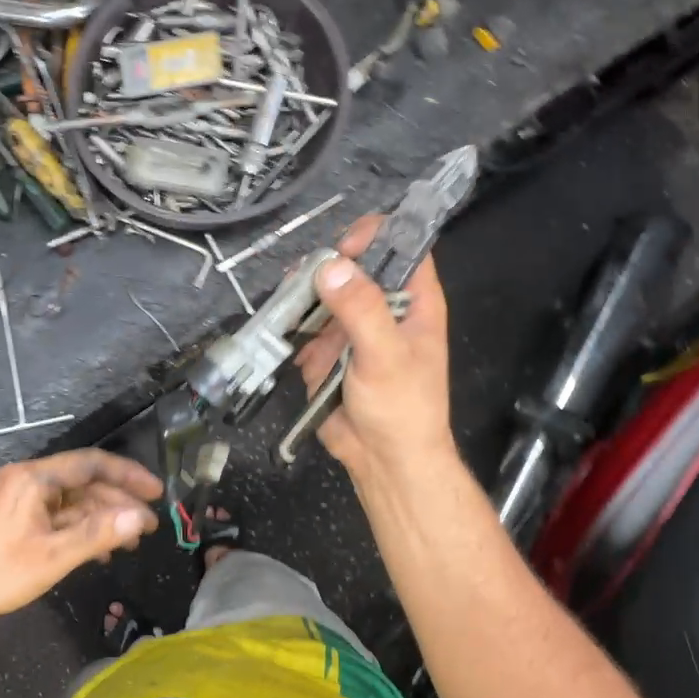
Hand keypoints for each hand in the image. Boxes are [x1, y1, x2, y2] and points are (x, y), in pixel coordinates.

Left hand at [0, 449, 162, 622]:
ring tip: (130, 543)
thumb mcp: (54, 557)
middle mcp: (25, 479)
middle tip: (149, 526)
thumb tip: (140, 517)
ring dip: (101, 518)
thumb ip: (98, 534)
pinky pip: (57, 514)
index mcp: (32, 479)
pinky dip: (80, 528)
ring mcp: (19, 498)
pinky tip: (99, 551)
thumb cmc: (0, 574)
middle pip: (83, 482)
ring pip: (72, 500)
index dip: (128, 475)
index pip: (90, 463)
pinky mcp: (16, 516)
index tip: (156, 492)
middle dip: (118, 503)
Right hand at [295, 214, 456, 481]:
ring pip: (323, 299)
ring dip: (303, 299)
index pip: (401, 247)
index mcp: (413, 302)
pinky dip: (293, 331)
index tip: (343, 247)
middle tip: (301, 278)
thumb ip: (360, 309)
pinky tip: (285, 335)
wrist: (384, 460)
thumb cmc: (401, 406)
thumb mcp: (385, 354)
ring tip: (286, 304)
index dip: (375, 237)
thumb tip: (330, 266)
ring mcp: (352, 333)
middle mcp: (382, 310)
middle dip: (326, 271)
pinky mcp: (326, 356)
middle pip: (352, 269)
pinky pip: (305, 331)